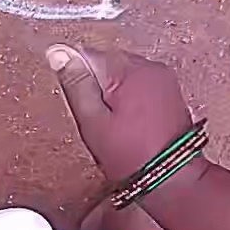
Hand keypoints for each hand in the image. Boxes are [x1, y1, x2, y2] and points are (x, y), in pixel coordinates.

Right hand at [47, 44, 200, 183]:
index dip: (76, 80)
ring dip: (112, 93)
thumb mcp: (92, 119)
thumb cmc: (130, 154)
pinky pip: (138, 84)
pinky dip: (128, 99)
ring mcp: (163, 78)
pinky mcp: (169, 90)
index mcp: (128, 70)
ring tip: (115, 123)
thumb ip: (75, 83)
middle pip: (105, 63)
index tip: (83, 105)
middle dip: (95, 86)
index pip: (85, 55)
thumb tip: (57, 52)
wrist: (172, 178)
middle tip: (98, 118)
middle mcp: (149, 66)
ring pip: (121, 75)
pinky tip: (129, 122)